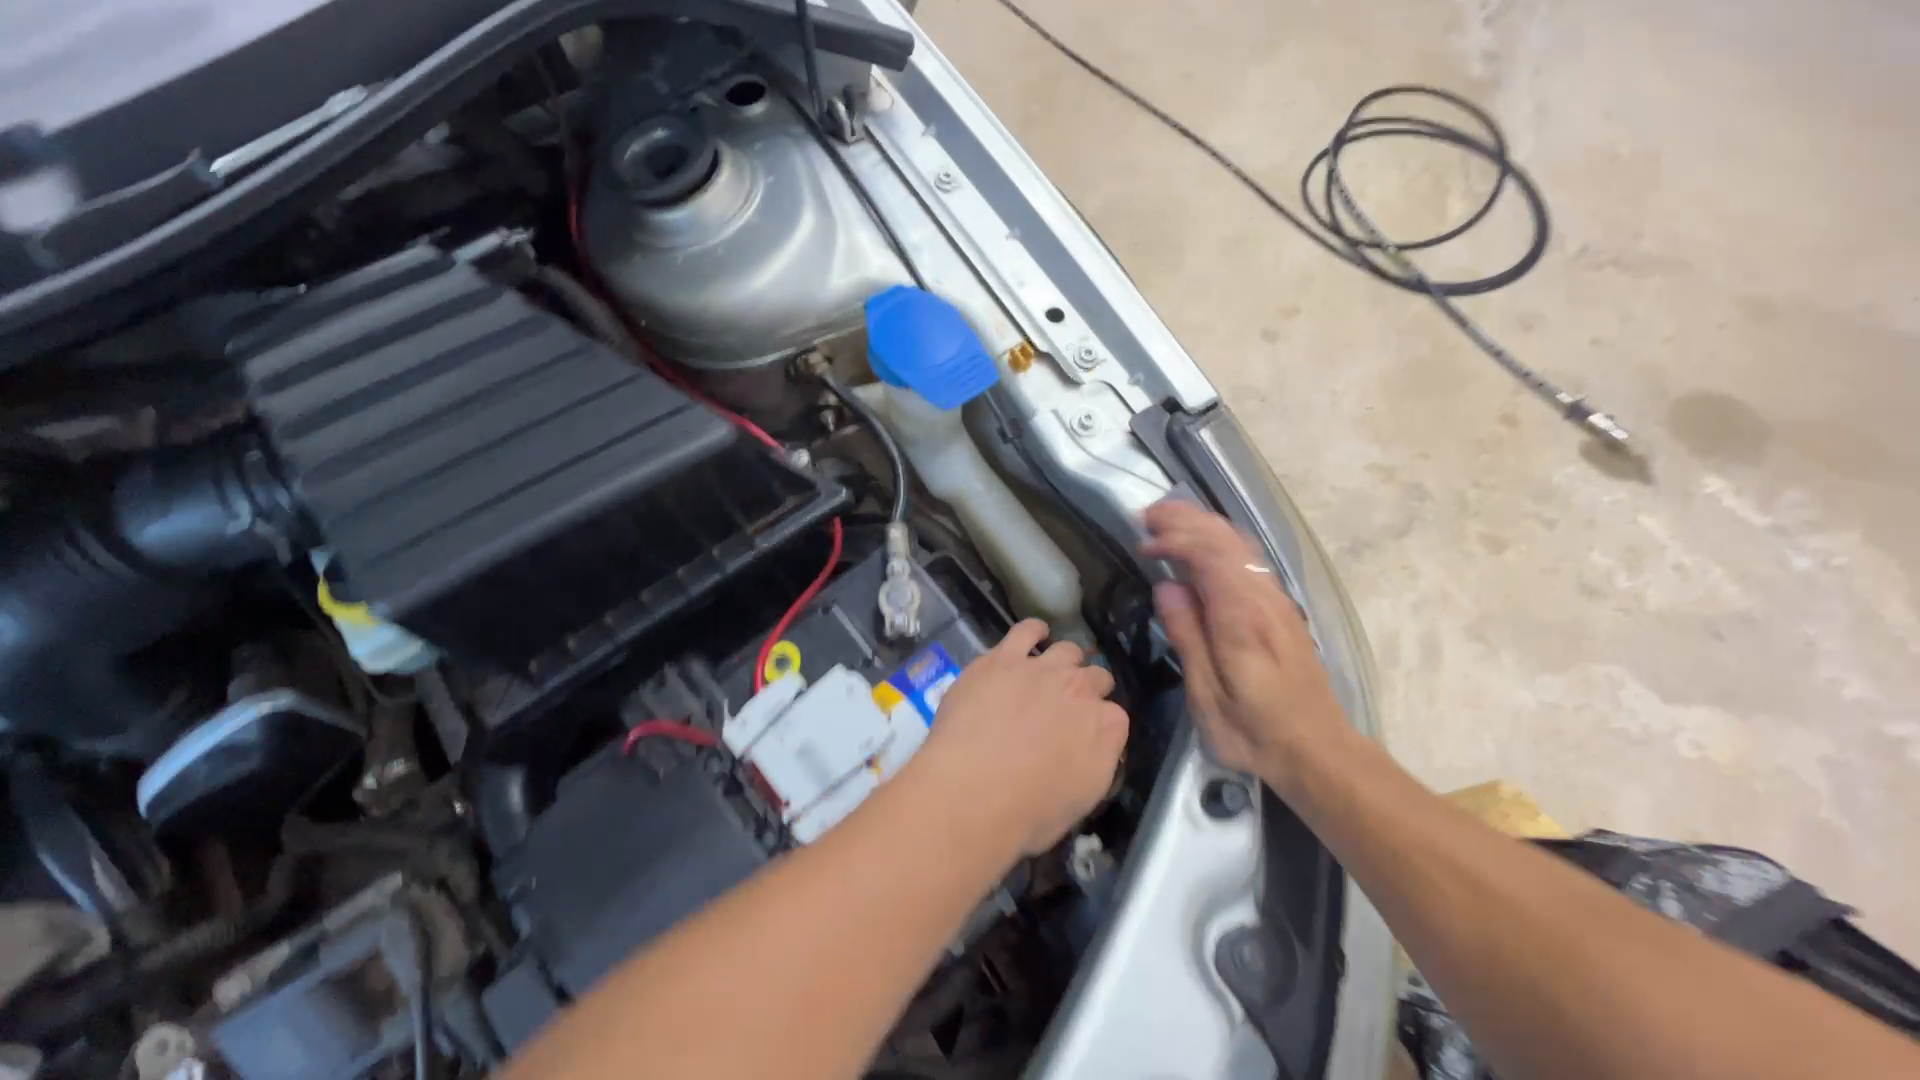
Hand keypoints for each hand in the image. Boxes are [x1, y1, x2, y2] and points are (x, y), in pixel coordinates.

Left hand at [911, 620, 1127, 855]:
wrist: (973, 791)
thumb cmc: (1026, 813)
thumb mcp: (1078, 803)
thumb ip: (1092, 767)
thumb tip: (1089, 755)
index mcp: (1107, 728)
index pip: (1115, 717)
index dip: (1099, 725)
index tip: (1086, 736)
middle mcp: (1081, 690)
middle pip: (1096, 677)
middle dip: (1087, 689)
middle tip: (1068, 705)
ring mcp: (1042, 669)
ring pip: (1067, 649)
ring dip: (1065, 660)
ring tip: (1053, 669)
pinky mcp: (1003, 658)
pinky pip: (1026, 630)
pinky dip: (1033, 631)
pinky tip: (1033, 634)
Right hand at [1141, 500, 1347, 785]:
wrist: (1317, 751)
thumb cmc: (1254, 732)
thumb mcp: (1207, 695)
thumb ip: (1188, 636)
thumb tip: (1167, 586)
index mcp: (1242, 618)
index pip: (1209, 554)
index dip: (1174, 539)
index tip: (1142, 543)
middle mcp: (1264, 600)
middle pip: (1227, 540)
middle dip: (1187, 520)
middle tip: (1148, 515)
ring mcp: (1278, 603)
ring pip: (1243, 546)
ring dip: (1205, 527)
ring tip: (1169, 522)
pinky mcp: (1282, 612)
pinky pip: (1251, 561)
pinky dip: (1222, 544)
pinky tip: (1205, 550)